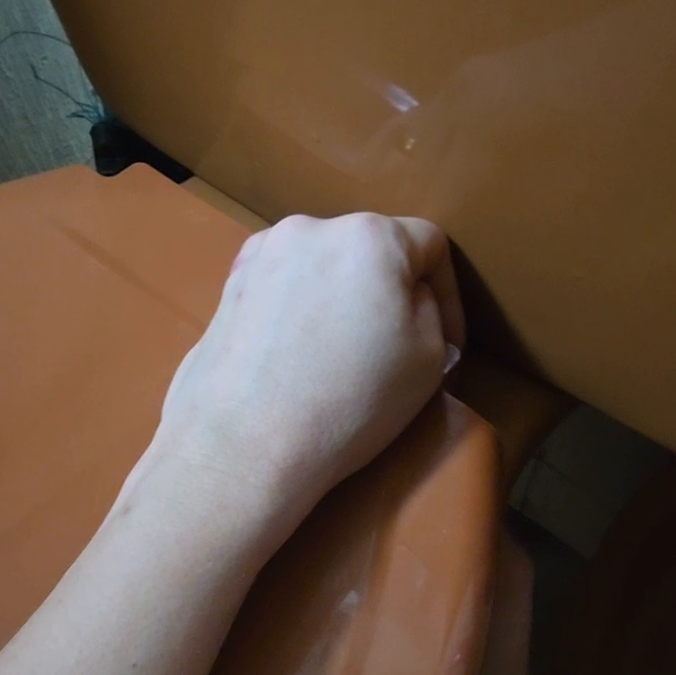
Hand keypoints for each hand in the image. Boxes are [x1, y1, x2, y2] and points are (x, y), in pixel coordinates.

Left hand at [148, 213, 464, 522]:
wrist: (246, 445)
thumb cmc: (349, 404)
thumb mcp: (428, 360)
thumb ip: (429, 311)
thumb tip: (407, 299)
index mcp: (369, 236)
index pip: (430, 244)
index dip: (449, 296)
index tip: (449, 343)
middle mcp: (310, 229)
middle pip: (369, 251)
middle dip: (388, 295)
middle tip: (392, 350)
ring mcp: (260, 257)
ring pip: (321, 269)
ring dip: (340, 302)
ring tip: (339, 357)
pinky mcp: (226, 290)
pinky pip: (281, 290)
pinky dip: (299, 313)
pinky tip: (297, 359)